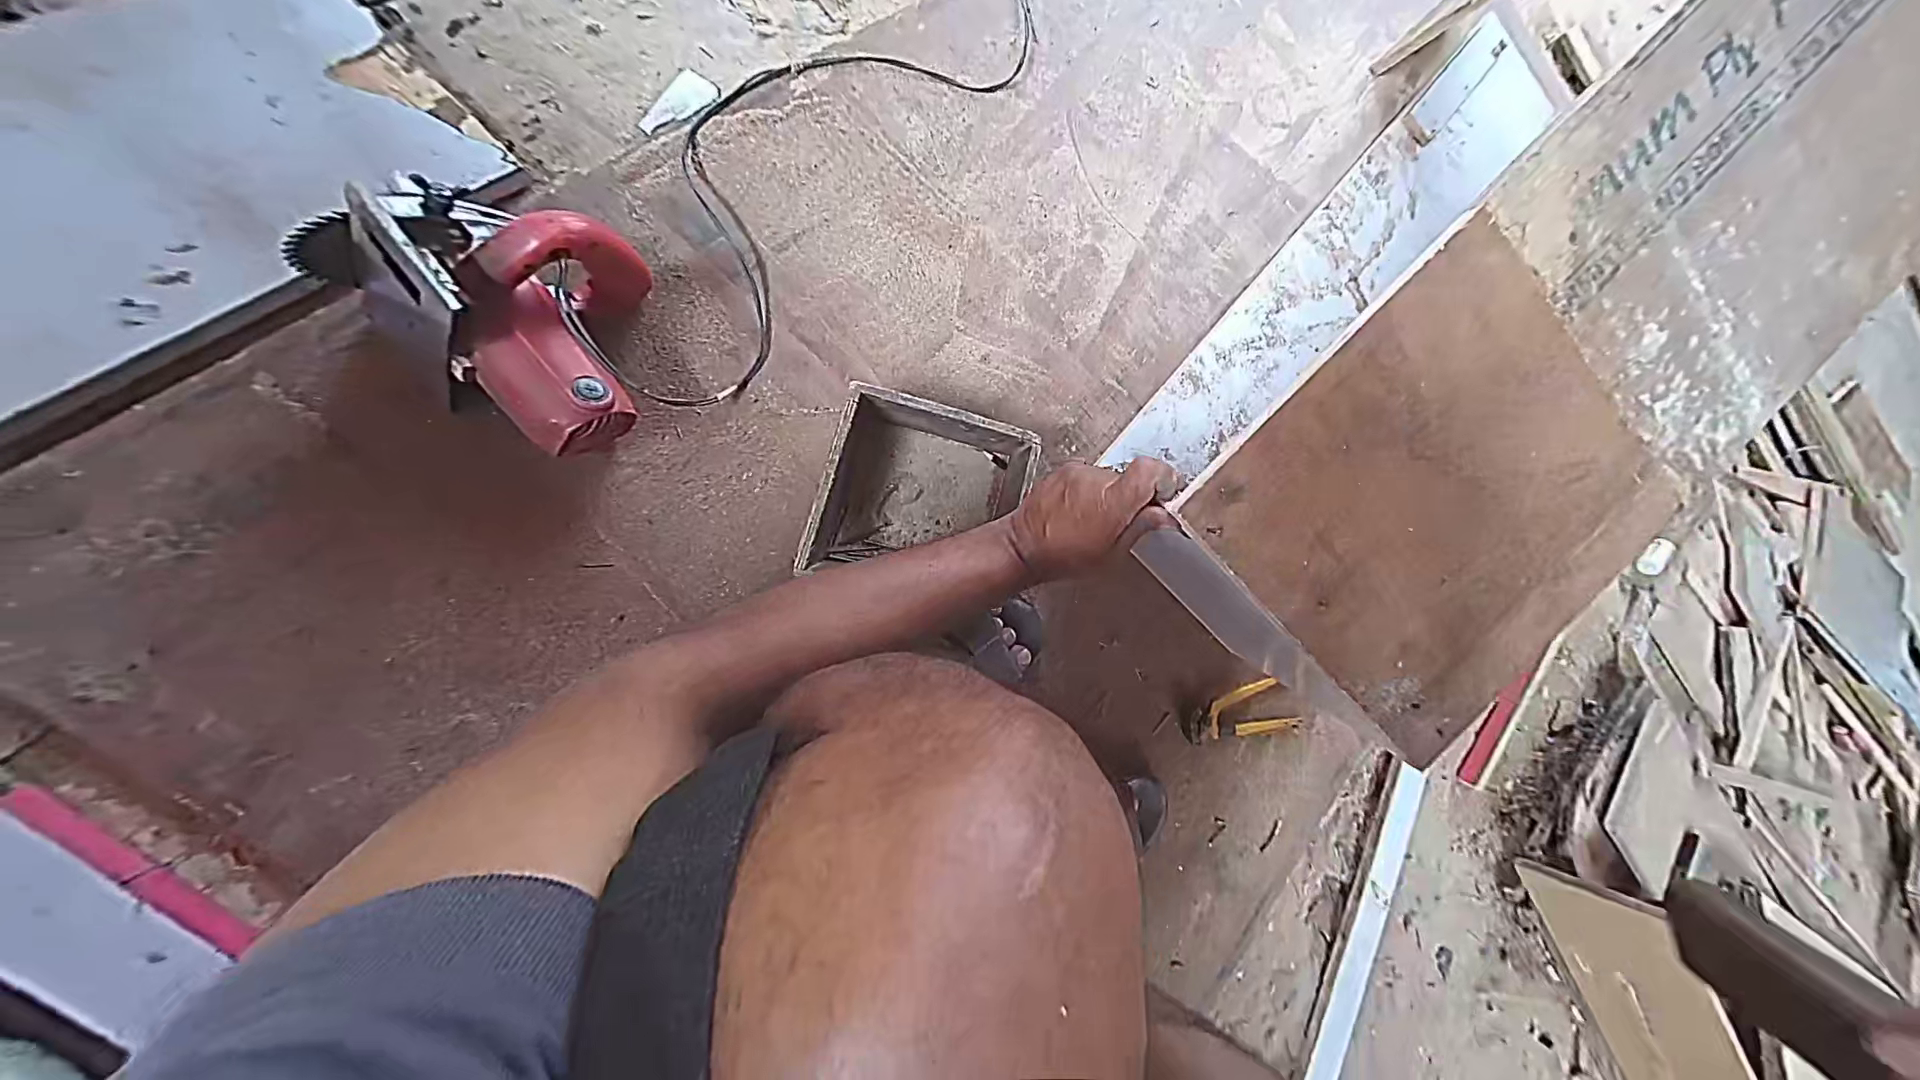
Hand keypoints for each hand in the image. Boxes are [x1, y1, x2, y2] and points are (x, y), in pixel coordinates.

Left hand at [1006, 458, 1177, 582]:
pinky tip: (1078, 512)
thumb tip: (1163, 516)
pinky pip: (1088, 477)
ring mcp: (1077, 473)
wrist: (1022, 547)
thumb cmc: (1061, 557)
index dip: (1162, 479)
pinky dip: (1088, 491)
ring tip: (1092, 519)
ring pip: (1107, 477)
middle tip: (1120, 520)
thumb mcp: (1110, 555)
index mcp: (1111, 503)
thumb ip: (1140, 529)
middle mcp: (1094, 481)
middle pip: (1129, 477)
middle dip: (1130, 496)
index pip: (1150, 470)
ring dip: (1107, 494)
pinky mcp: (1063, 470)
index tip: (1162, 493)